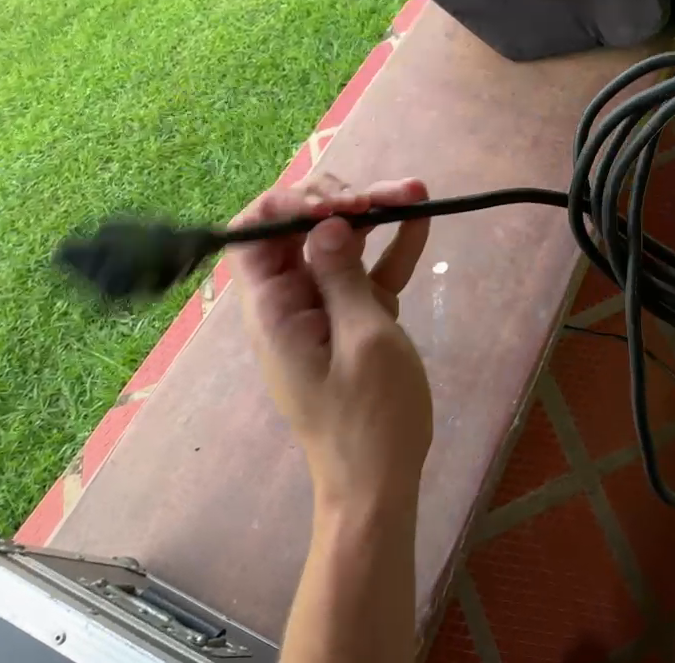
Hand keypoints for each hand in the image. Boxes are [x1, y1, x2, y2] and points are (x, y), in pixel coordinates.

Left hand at [231, 174, 434, 512]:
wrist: (379, 483)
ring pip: (340, 244)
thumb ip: (342, 276)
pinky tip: (421, 218)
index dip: (288, 204)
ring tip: (416, 192)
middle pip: (302, 230)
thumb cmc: (369, 417)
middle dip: (343, 202)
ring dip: (376, 215)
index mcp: (274, 307)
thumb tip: (327, 225)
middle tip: (386, 196)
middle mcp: (291, 301)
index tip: (337, 205)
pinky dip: (393, 246)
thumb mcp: (364, 339)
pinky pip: (367, 271)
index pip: (254, 232)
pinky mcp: (354, 320)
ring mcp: (324, 309)